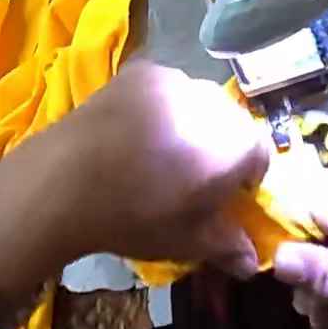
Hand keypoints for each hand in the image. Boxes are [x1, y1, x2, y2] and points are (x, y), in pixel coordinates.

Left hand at [0, 63, 271, 299]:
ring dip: (192, 119)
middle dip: (221, 144)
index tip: (224, 196)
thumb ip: (226, 244)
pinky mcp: (142, 69)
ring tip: (159, 148)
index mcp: (231, 143)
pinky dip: (162, 102)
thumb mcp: (185, 241)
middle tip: (191, 173)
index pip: (260, 151)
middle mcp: (210, 101)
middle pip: (231, 120)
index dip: (247, 176)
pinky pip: (166, 85)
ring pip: (199, 99)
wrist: (67, 177)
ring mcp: (174, 78)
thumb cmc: (133, 215)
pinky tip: (135, 127)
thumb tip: (250, 259)